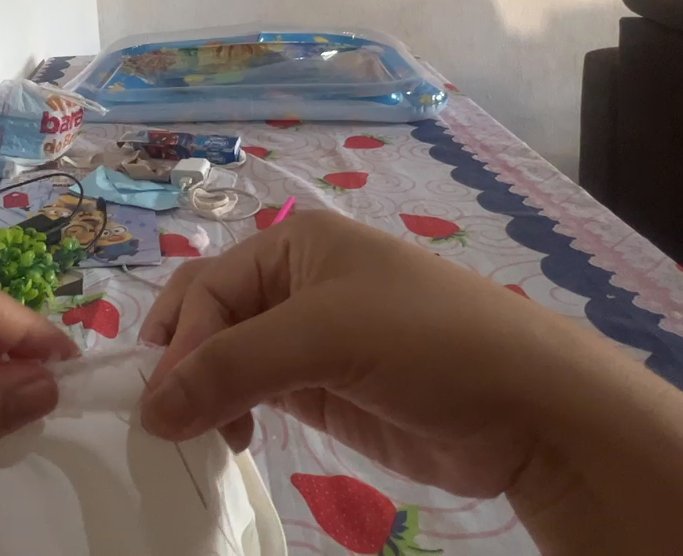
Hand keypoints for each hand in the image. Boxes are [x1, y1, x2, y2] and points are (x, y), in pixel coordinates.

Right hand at [138, 210, 552, 496]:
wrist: (532, 407)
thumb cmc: (424, 339)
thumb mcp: (325, 336)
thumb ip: (234, 367)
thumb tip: (150, 409)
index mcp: (291, 245)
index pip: (210, 286)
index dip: (182, 339)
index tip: (164, 402)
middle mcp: (293, 284)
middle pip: (213, 315)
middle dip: (185, 359)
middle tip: (169, 418)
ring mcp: (308, 337)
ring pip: (229, 356)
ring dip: (205, 390)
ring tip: (205, 436)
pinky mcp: (323, 387)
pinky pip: (257, 391)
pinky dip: (233, 411)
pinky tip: (233, 437)